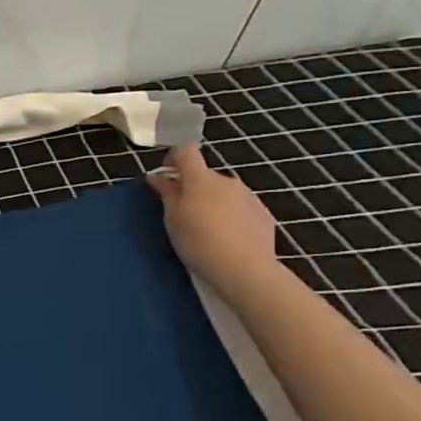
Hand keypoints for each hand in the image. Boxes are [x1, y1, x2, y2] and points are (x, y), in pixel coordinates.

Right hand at [146, 145, 281, 293]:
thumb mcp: (173, 220)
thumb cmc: (199, 243)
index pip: (186, 151)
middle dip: (192, 188)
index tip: (167, 177)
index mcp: (201, 179)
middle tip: (183, 214)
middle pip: (204, 175)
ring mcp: (247, 195)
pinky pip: (239, 206)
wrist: (245, 269)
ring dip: (212, 202)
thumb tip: (158, 177)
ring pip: (223, 191)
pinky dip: (229, 215)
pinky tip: (227, 237)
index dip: (174, 158)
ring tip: (207, 230)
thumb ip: (167, 194)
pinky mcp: (262, 212)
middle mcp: (226, 180)